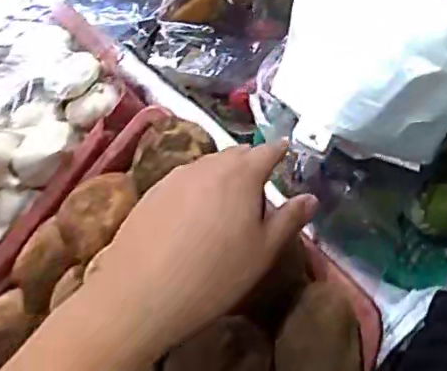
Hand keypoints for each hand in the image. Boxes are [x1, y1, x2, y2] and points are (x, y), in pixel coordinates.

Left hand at [71, 141, 316, 360]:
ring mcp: (179, 174)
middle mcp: (212, 162)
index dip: (281, 152)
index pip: (270, 149)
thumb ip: (290, 219)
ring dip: (222, 179)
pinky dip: (195, 192)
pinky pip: (184, 182)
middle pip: (239, 154)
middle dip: (251, 166)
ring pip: (210, 166)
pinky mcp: (152, 190)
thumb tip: (310, 198)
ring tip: (223, 212)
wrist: (136, 297)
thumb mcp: (262, 253)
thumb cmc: (211, 275)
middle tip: (257, 195)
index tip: (287, 156)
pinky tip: (190, 223)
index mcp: (244, 172)